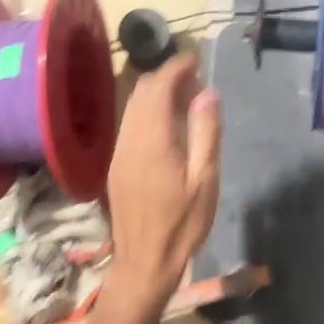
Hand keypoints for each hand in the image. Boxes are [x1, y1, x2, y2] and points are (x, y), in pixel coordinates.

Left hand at [106, 52, 221, 308]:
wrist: (143, 263)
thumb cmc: (182, 224)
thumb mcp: (205, 180)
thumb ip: (205, 132)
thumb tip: (206, 93)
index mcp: (152, 139)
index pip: (157, 87)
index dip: (175, 67)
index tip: (195, 60)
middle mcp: (129, 139)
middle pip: (140, 92)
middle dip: (166, 78)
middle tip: (195, 81)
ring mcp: (118, 153)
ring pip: (131, 108)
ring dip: (155, 96)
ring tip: (186, 102)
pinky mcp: (116, 166)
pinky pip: (129, 126)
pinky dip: (147, 114)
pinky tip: (168, 128)